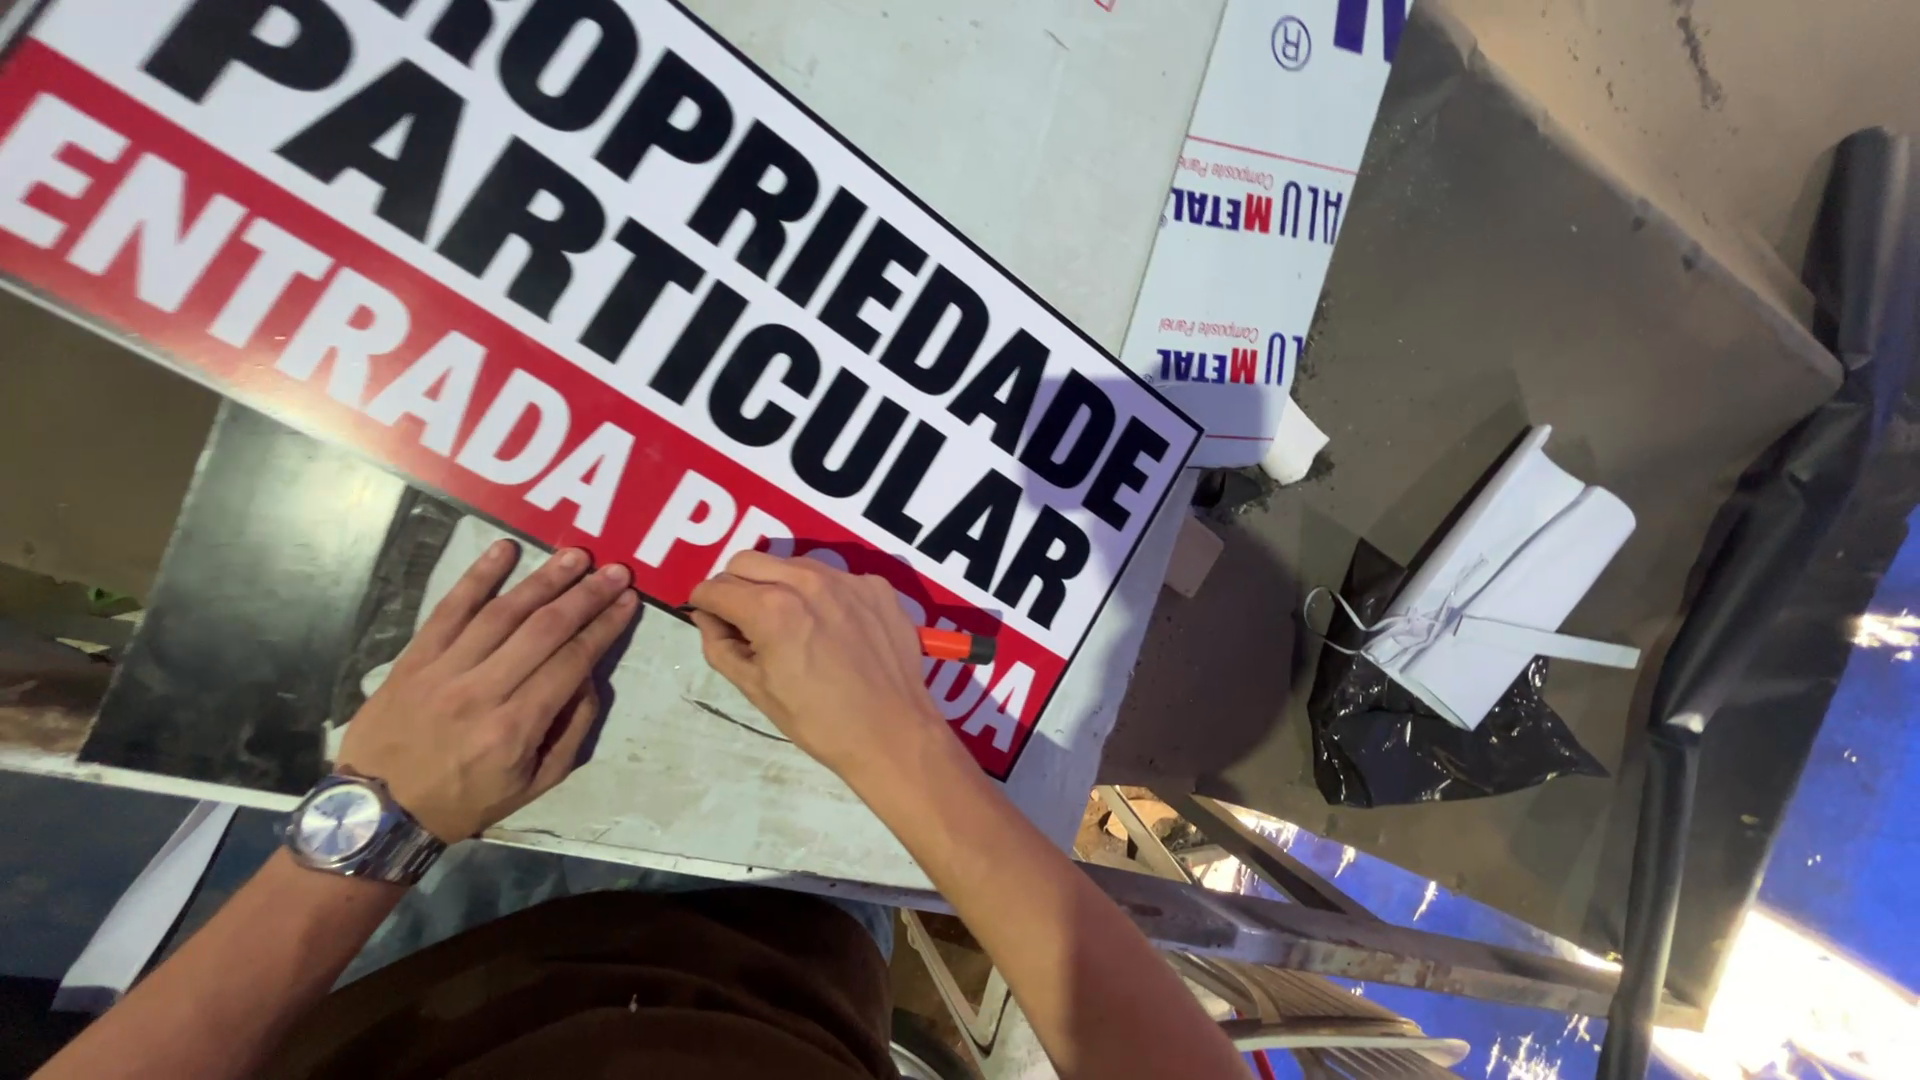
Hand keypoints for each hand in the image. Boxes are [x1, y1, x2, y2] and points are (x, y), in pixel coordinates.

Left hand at [337, 541, 637, 841]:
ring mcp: (442, 672)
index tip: (629, 601)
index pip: (572, 661)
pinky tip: (504, 550)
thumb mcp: (537, 782)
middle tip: (616, 571)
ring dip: (544, 579)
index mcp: (515, 727)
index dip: (605, 626)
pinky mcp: (412, 660)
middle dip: (586, 596)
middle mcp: (481, 692)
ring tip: (576, 555)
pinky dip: (477, 577)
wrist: (376, 813)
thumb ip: (573, 728)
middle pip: (544, 630)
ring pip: (502, 613)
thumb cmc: (466, 800)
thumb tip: (590, 676)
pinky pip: (448, 610)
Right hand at [688, 551, 948, 777]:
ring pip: (792, 563)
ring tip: (791, 623)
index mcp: (772, 609)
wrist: (891, 732)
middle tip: (744, 619)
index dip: (704, 603)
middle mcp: (808, 581)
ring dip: (778, 584)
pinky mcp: (876, 587)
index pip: (716, 586)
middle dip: (735, 585)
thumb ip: (721, 646)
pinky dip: (822, 595)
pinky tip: (833, 628)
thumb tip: (708, 617)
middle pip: (748, 561)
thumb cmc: (818, 720)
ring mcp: (847, 579)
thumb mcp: (755, 689)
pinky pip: (835, 577)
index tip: (710, 618)